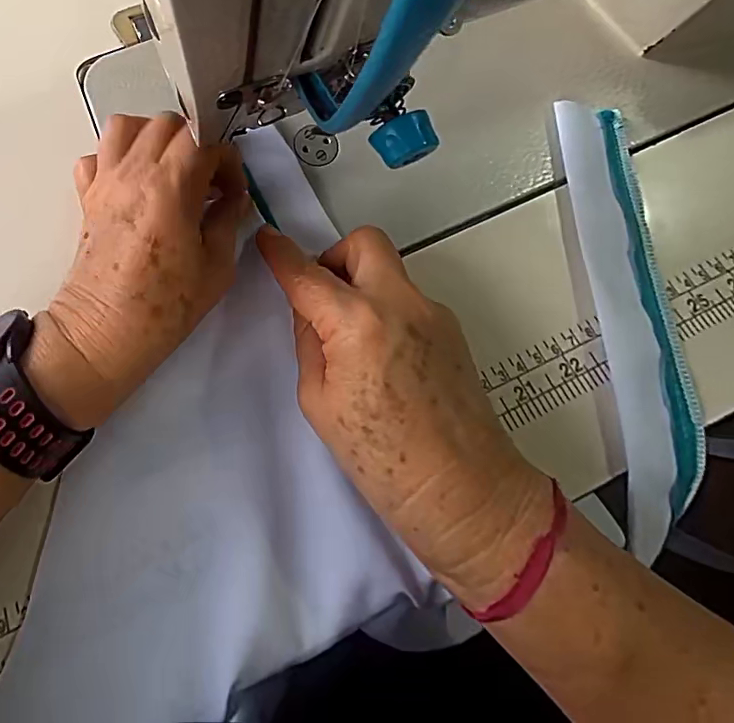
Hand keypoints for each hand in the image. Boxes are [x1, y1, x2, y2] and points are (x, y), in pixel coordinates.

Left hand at [28, 114, 250, 430]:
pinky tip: (133, 181)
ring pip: (126, 125)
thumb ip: (227, 220)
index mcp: (169, 188)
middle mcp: (132, 176)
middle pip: (167, 122)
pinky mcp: (88, 197)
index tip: (230, 184)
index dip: (225, 158)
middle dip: (194, 140)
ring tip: (169, 166)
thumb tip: (231, 199)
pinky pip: (96, 157)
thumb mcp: (216, 267)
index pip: (203, 139)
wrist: (102, 332)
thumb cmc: (156, 310)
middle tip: (206, 175)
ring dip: (152, 136)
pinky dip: (114, 158)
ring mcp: (105, 183)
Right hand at [255, 225, 551, 606]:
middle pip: (362, 243)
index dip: (279, 252)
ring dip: (360, 285)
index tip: (266, 240)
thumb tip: (312, 313)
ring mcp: (432, 313)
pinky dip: (383, 308)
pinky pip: (406, 298)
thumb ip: (310, 342)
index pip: (306, 272)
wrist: (467, 494)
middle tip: (319, 293)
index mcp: (356, 323)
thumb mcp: (317, 399)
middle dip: (332, 256)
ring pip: (387, 270)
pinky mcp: (451, 330)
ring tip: (350, 339)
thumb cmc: (381, 458)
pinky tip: (381, 358)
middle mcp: (399, 304)